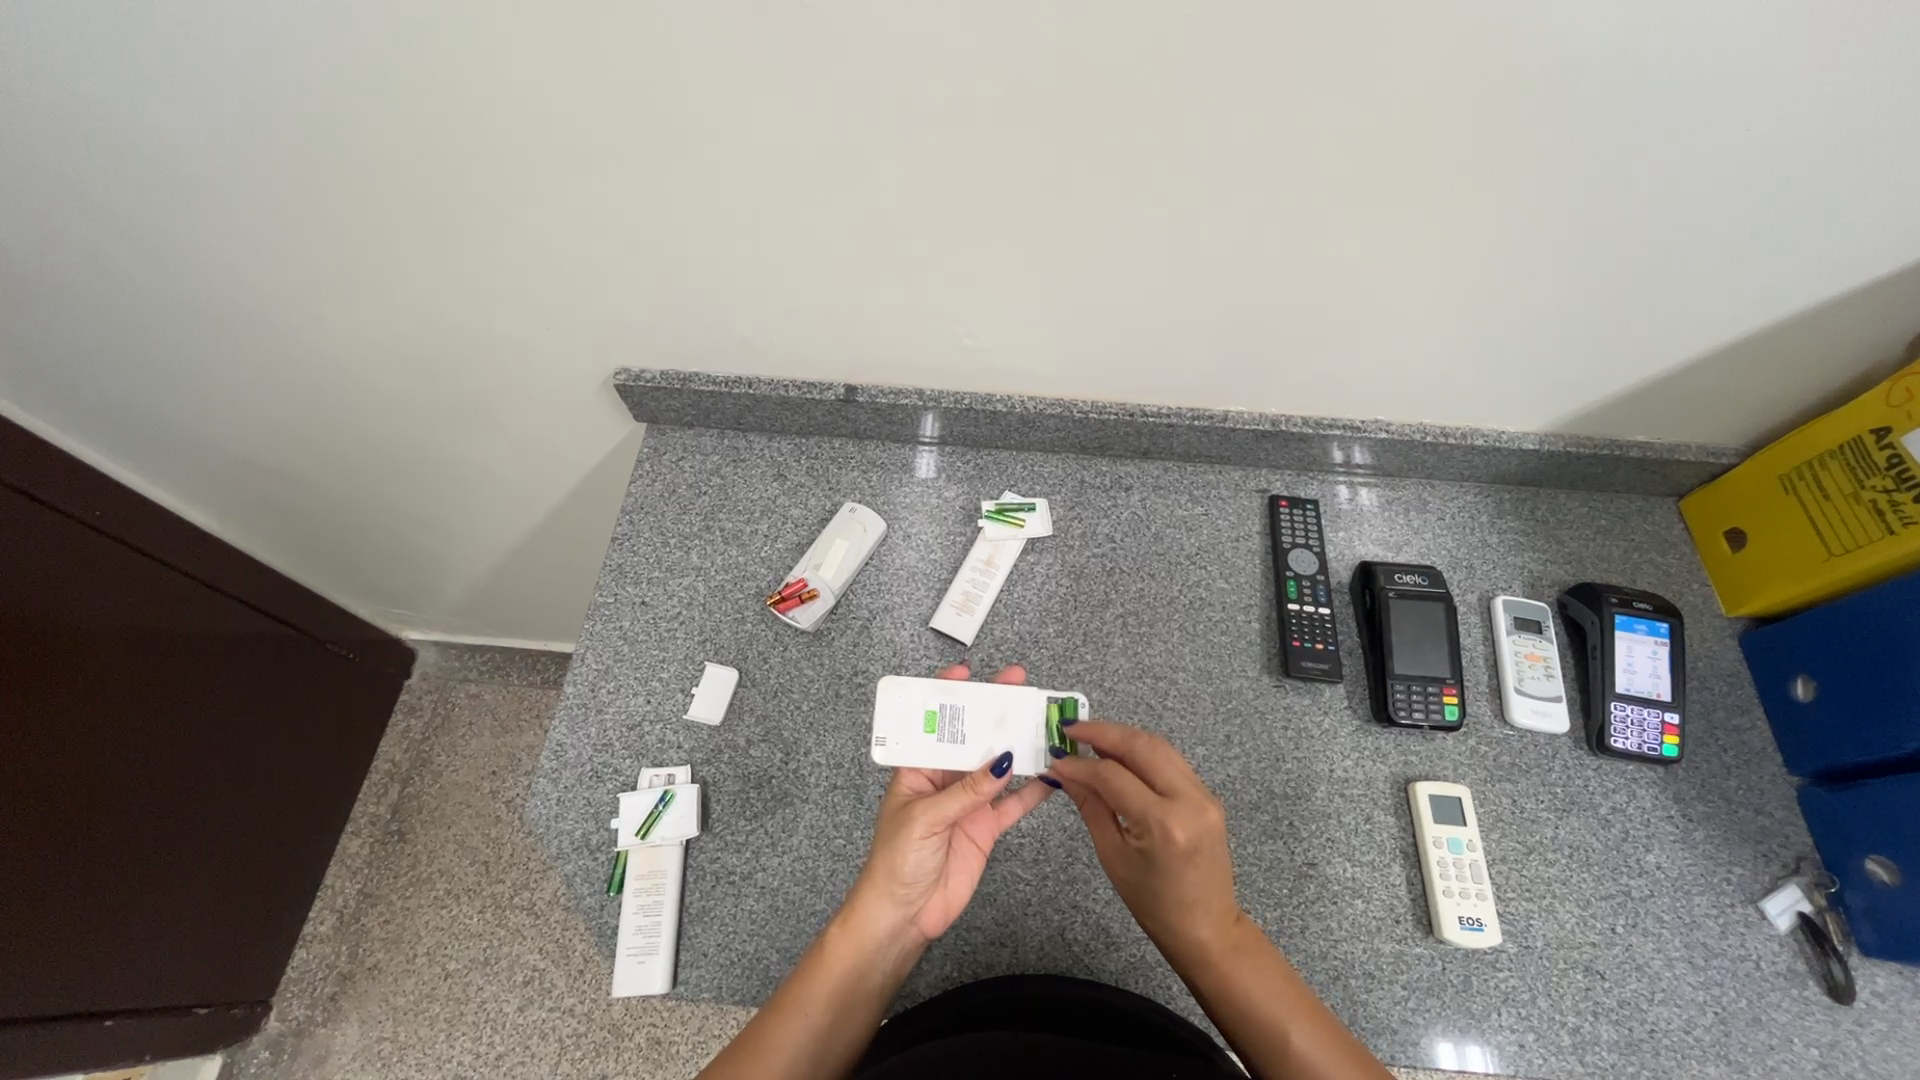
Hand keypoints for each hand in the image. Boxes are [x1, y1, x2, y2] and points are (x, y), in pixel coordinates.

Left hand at [842, 663, 1053, 946]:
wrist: (904, 915)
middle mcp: (945, 779)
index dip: (948, 697)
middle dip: (993, 712)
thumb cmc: (896, 861)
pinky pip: (1013, 803)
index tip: (968, 673)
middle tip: (1020, 685)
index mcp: (917, 769)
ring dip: (1018, 745)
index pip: (933, 724)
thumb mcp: (926, 818)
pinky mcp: (986, 827)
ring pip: (998, 766)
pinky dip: (1033, 790)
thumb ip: (966, 791)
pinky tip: (1053, 774)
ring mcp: (968, 801)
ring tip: (1044, 722)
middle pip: (972, 738)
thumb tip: (1002, 762)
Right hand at [1047, 722, 1244, 961]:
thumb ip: (1091, 806)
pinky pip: (1171, 761)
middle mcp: (1188, 800)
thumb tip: (1065, 772)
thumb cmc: (1153, 903)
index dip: (1080, 764)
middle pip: (1141, 746)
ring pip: (1159, 746)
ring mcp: (1204, 795)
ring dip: (1123, 737)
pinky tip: (1119, 755)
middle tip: (1071, 730)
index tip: (1055, 759)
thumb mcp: (1112, 856)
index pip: (1112, 775)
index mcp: (1162, 823)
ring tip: (1091, 738)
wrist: (1206, 928)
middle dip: (1103, 732)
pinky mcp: (1208, 795)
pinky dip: (1142, 751)